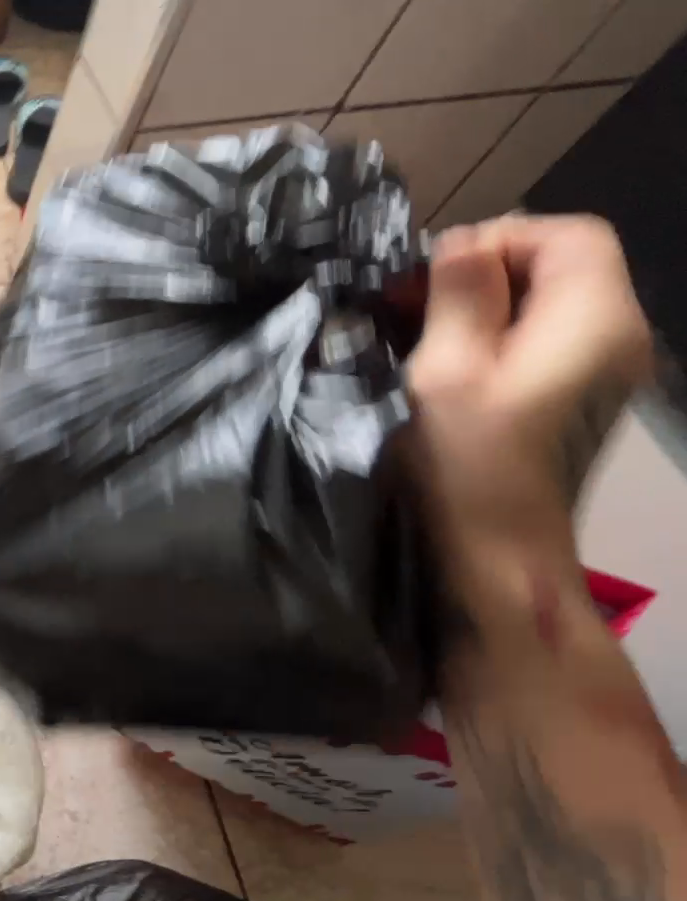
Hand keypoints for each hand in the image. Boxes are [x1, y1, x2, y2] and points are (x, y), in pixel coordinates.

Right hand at [406, 215, 652, 564]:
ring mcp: (603, 364)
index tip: (425, 275)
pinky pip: (543, 336)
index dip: (495, 239)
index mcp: (593, 319)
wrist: (500, 542)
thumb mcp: (448, 371)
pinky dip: (494, 332)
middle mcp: (616, 332)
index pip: (567, 235)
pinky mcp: (579, 390)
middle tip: (407, 302)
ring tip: (417, 331)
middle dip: (482, 270)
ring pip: (548, 300)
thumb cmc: (468, 458)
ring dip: (481, 303)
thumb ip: (459, 299)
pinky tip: (448, 360)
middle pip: (562, 264)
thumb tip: (460, 244)